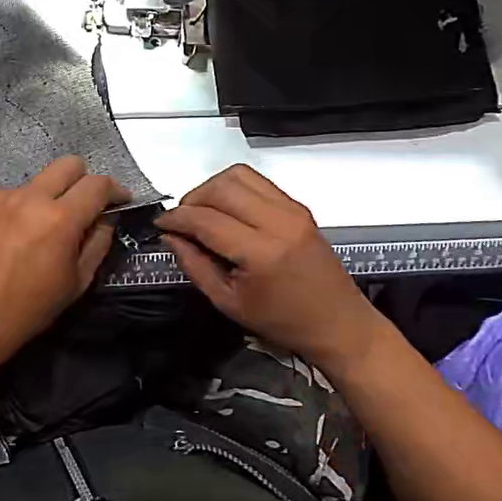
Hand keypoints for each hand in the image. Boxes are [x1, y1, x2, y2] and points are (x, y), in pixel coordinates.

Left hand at [0, 156, 128, 362]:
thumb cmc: (28, 309)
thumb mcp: (76, 283)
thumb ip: (97, 243)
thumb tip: (105, 218)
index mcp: (61, 218)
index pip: (98, 184)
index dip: (116, 189)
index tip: (120, 200)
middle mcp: (31, 197)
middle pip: (68, 164)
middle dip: (83, 180)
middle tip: (83, 205)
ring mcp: (1, 197)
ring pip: (36, 182)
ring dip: (47, 198)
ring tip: (39, 230)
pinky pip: (9, 197)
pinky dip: (18, 210)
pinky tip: (10, 237)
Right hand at [156, 165, 382, 368]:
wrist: (340, 325)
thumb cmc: (283, 321)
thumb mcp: (228, 303)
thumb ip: (194, 265)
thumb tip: (171, 236)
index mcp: (262, 253)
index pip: (205, 219)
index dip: (176, 218)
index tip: (161, 224)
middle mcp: (279, 222)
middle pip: (221, 187)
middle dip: (192, 199)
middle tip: (183, 221)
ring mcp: (292, 210)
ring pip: (238, 175)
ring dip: (212, 188)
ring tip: (204, 213)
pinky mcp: (298, 206)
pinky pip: (257, 182)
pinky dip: (233, 188)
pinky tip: (227, 211)